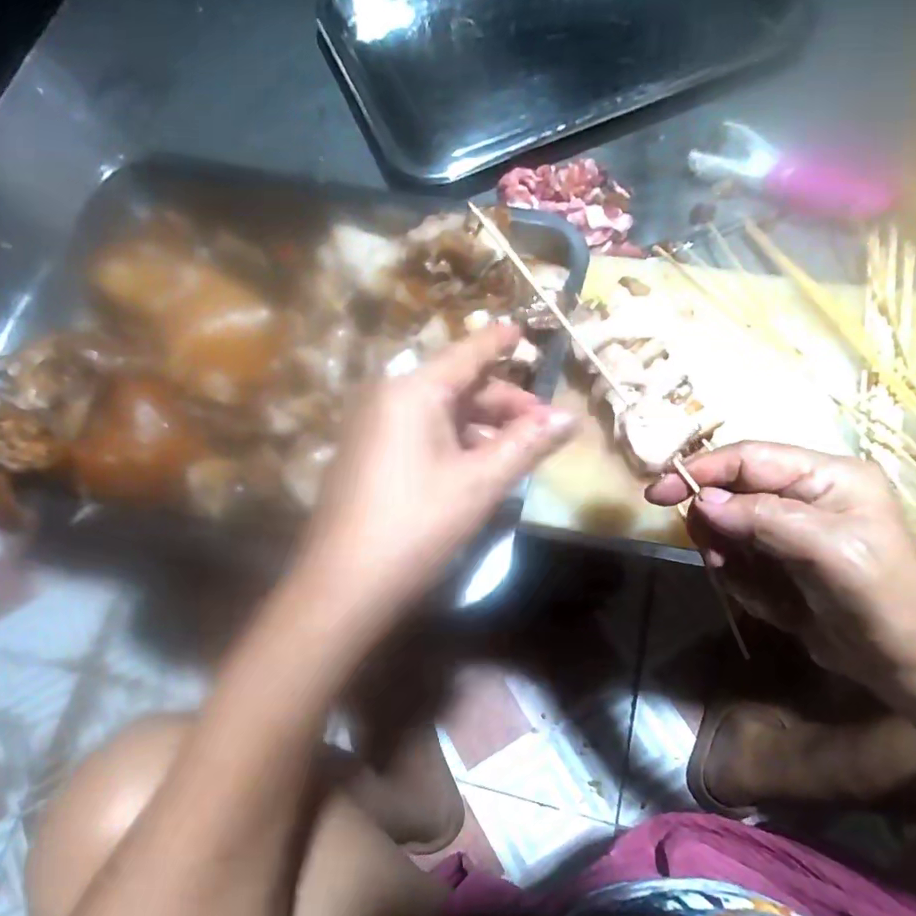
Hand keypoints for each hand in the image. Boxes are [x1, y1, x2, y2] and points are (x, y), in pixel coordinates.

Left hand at [299, 324, 574, 609]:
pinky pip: (420, 435)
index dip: (500, 343)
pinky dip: (455, 443)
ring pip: (440, 414)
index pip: (467, 353)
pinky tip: (480, 467)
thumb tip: (570, 418)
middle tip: (543, 427)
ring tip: (519, 451)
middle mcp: (387, 398)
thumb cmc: (417, 525)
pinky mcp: (368, 457)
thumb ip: (526, 445)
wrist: (345, 585)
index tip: (525, 330)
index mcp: (412, 391)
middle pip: (456, 386)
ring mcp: (372, 428)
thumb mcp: (480, 483)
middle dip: (503, 403)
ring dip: (482, 428)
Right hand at [645, 442, 915, 688]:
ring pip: (731, 530)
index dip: (703, 470)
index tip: (658, 493)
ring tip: (750, 584)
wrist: (905, 662)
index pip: (751, 457)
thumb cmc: (880, 598)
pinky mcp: (783, 563)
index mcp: (827, 476)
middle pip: (734, 491)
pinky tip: (774, 603)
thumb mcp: (828, 550)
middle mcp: (807, 496)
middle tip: (716, 558)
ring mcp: (793, 531)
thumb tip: (703, 501)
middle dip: (717, 525)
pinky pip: (741, 562)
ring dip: (730, 559)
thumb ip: (764, 518)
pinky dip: (744, 583)